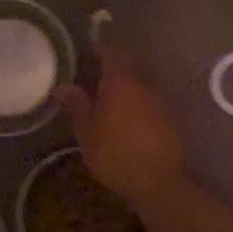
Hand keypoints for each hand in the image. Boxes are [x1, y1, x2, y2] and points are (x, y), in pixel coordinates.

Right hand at [53, 41, 187, 208]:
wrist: (157, 182)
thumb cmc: (115, 153)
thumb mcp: (87, 132)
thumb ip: (76, 105)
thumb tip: (62, 86)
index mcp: (122, 82)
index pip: (113, 52)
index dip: (101, 48)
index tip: (88, 52)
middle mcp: (145, 85)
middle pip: (129, 68)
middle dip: (112, 70)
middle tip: (92, 80)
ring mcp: (160, 102)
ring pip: (140, 86)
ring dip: (125, 90)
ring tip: (107, 103)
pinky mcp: (170, 121)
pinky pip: (149, 104)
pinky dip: (137, 107)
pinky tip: (126, 123)